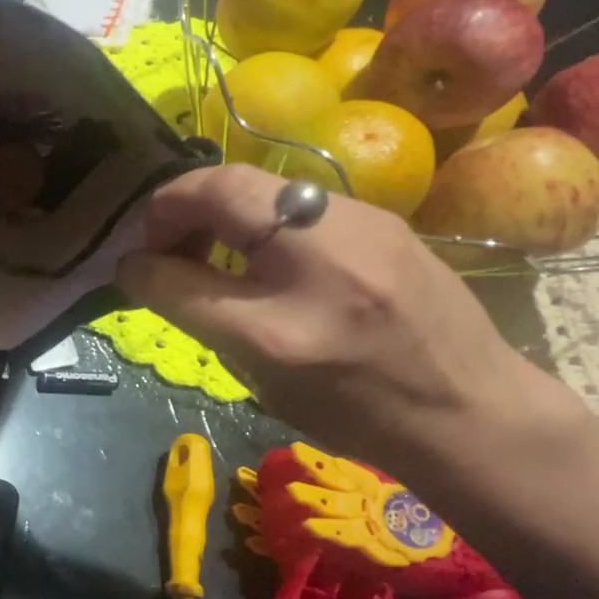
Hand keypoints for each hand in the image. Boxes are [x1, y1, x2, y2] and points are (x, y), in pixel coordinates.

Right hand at [114, 165, 552, 467]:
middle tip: (164, 247)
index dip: (141, 263)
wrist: (468, 410)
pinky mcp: (385, 219)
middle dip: (175, 207)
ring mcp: (364, 226)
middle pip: (224, 190)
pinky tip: (265, 255)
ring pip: (262, 188)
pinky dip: (259, 217)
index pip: (180, 271)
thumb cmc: (351, 410)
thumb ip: (194, 313)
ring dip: (217, 208)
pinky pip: (297, 202)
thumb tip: (141, 268)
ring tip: (210, 251)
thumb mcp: (258, 376)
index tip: (130, 270)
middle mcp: (323, 259)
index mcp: (280, 322)